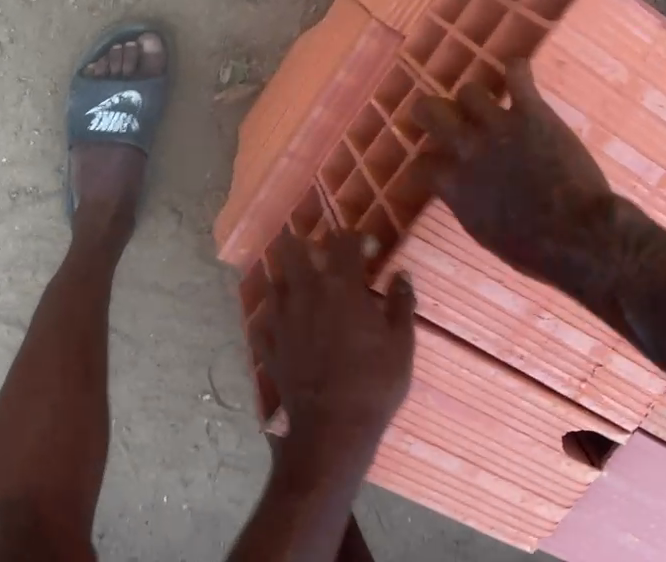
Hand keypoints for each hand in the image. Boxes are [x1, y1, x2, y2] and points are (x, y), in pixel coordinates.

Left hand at [260, 232, 415, 472]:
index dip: (358, 238)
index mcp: (340, 285)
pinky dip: (271, 317)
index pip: (344, 242)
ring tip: (301, 283)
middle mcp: (305, 292)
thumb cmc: (374, 382)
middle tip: (322, 252)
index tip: (370, 247)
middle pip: (293, 249)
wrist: (332, 428)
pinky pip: (263, 322)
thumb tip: (402, 275)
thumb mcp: (402, 343)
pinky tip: (282, 323)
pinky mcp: (268, 344)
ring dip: (287, 275)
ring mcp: (281, 318)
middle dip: (305, 242)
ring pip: (274, 280)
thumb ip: (401, 303)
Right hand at [412, 59, 649, 315]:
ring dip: (475, 98)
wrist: (579, 235)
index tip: (433, 164)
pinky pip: (517, 74)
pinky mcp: (531, 112)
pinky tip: (518, 72)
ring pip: (469, 90)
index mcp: (454, 186)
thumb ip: (467, 204)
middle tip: (438, 114)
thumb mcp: (484, 233)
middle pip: (430, 111)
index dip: (426, 162)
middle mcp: (467, 149)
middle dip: (430, 111)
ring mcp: (498, 127)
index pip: (422, 163)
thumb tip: (464, 193)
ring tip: (487, 104)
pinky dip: (516, 70)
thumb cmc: (535, 250)